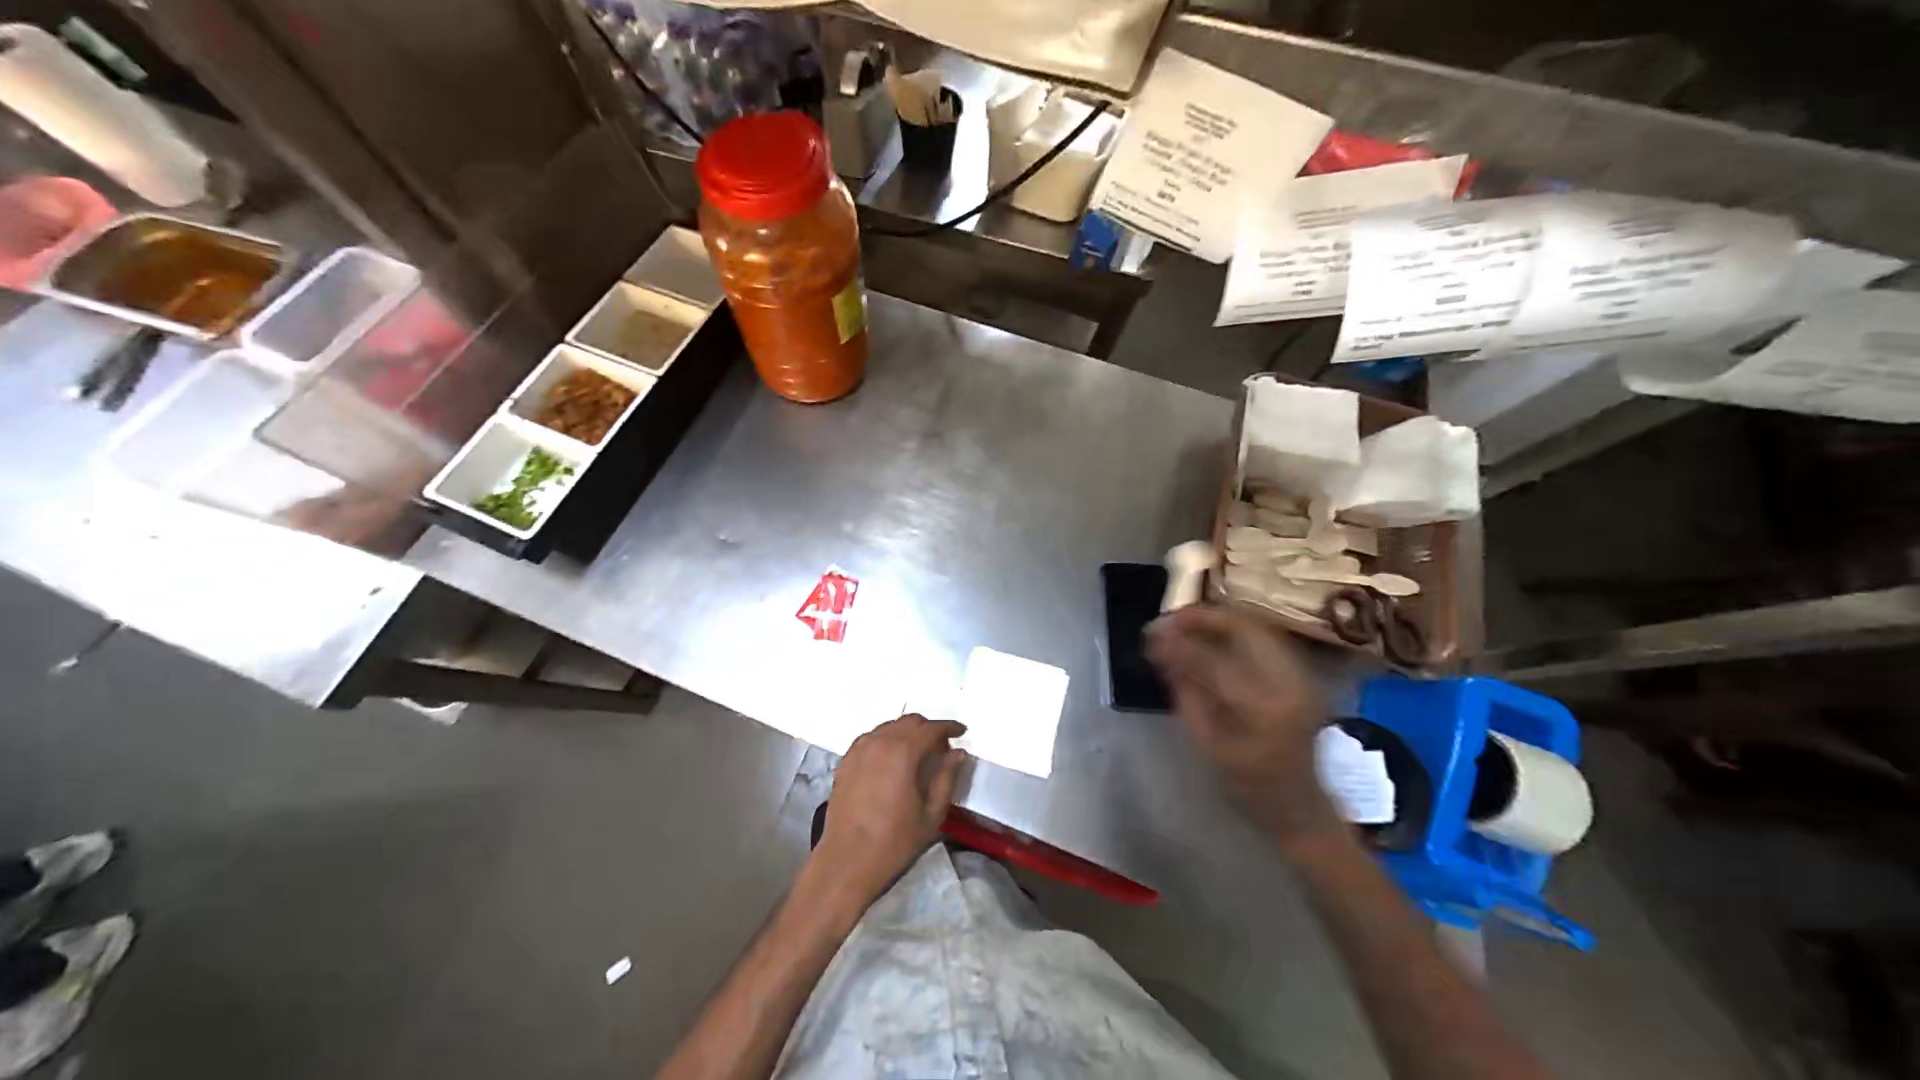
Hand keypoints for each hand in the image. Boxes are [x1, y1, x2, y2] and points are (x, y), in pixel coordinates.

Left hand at [817, 714, 967, 898]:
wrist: (847, 860)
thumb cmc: (895, 841)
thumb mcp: (931, 814)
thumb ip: (946, 778)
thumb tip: (957, 753)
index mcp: (902, 752)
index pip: (931, 729)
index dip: (949, 727)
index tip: (961, 732)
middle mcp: (879, 742)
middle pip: (909, 722)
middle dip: (929, 729)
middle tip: (941, 749)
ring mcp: (858, 750)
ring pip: (889, 727)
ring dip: (907, 733)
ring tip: (918, 754)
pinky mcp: (846, 761)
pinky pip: (871, 739)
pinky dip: (887, 740)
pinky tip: (892, 760)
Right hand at [1147, 605, 1342, 852]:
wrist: (1298, 802)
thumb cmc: (1246, 782)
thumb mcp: (1205, 740)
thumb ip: (1184, 689)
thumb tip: (1160, 647)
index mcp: (1264, 708)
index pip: (1213, 659)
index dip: (1178, 640)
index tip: (1149, 632)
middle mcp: (1290, 682)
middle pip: (1243, 627)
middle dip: (1200, 616)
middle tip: (1167, 619)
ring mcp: (1303, 674)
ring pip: (1255, 625)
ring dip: (1216, 618)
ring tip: (1183, 623)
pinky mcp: (1304, 671)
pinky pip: (1264, 636)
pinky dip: (1233, 629)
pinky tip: (1209, 635)